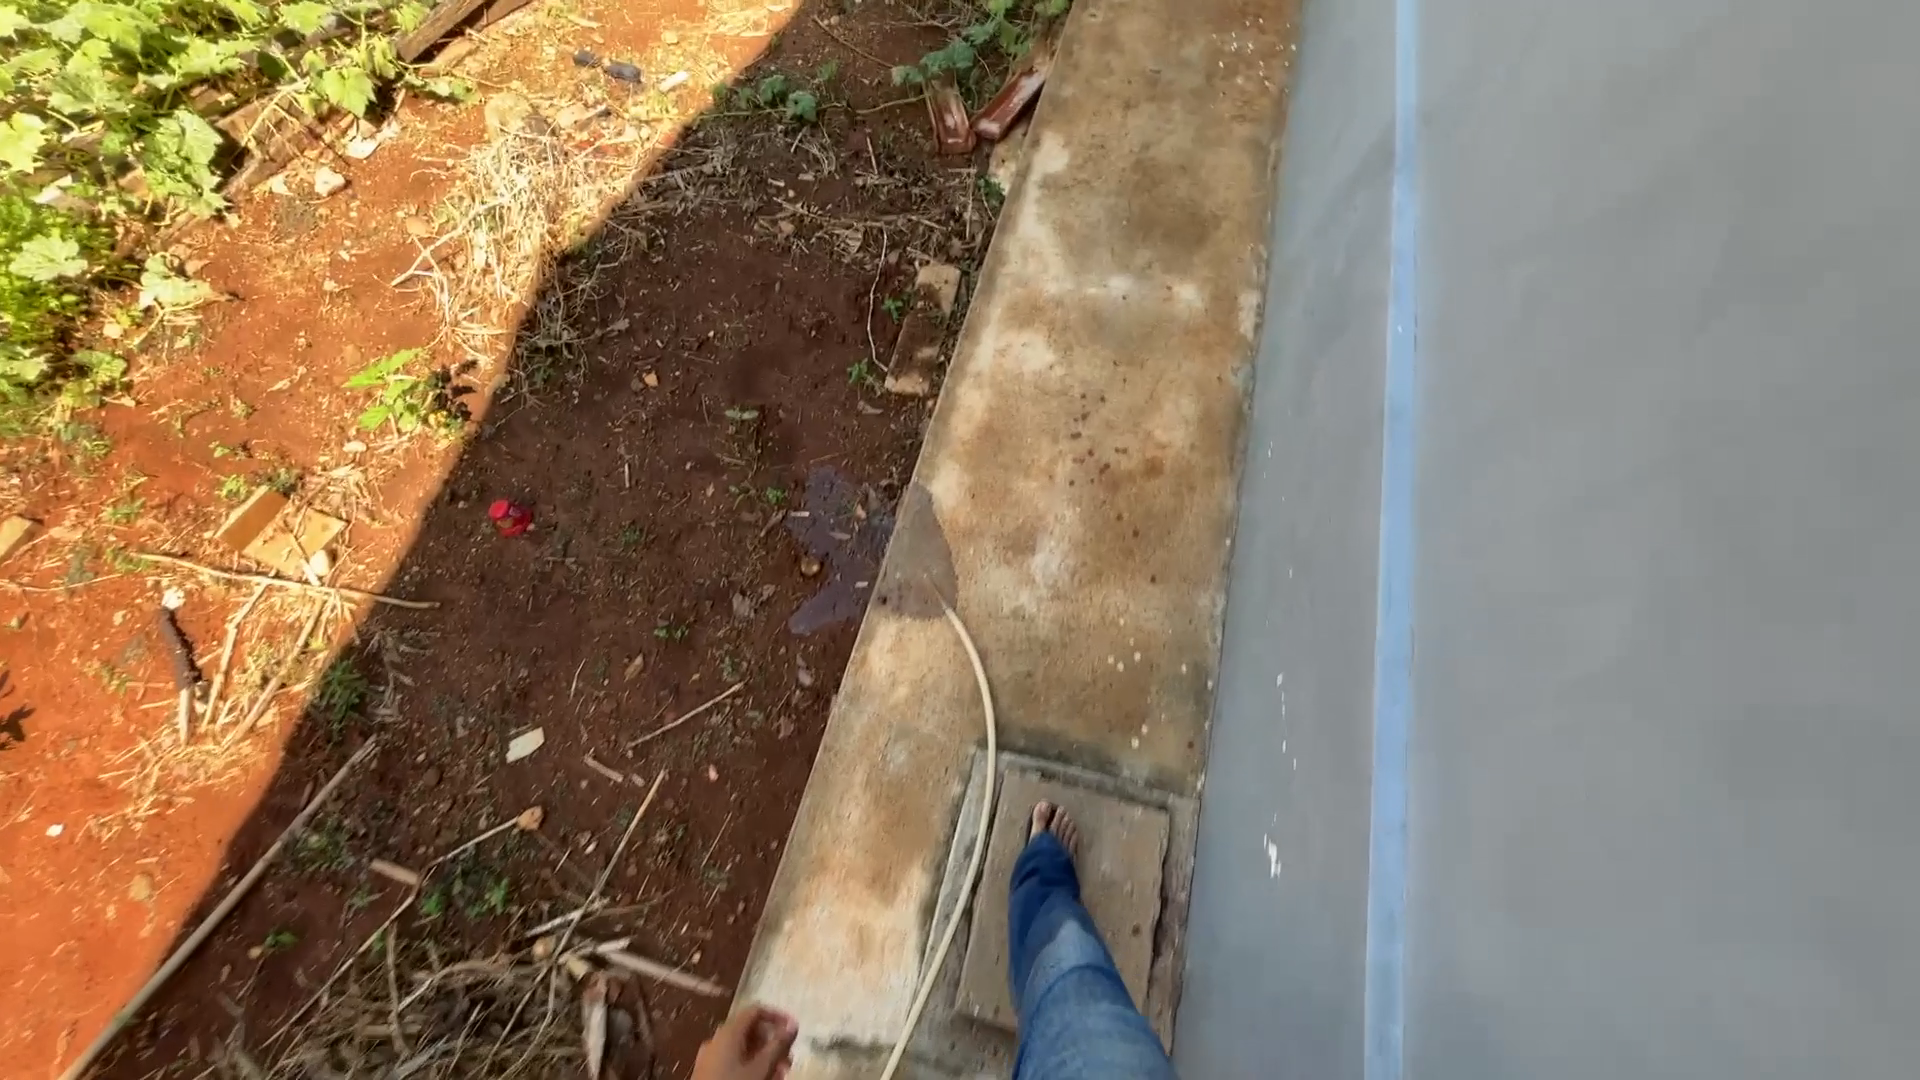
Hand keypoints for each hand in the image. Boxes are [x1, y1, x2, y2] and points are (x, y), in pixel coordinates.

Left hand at [692, 1005, 797, 1079]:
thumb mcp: (760, 1068)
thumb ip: (778, 1045)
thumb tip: (793, 1025)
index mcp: (728, 1031)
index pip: (756, 1010)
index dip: (777, 1016)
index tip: (792, 1031)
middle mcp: (717, 1039)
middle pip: (750, 1031)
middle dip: (772, 1044)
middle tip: (788, 1060)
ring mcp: (710, 1057)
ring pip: (743, 1050)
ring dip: (764, 1059)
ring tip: (778, 1075)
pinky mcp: (707, 1073)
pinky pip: (733, 1062)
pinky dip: (749, 1067)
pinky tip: (762, 1079)